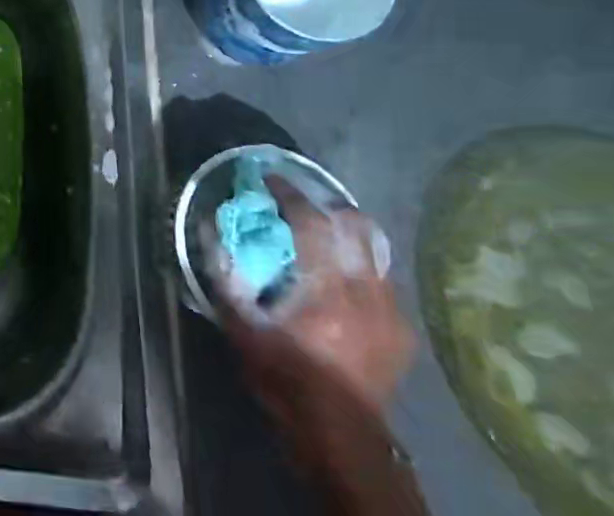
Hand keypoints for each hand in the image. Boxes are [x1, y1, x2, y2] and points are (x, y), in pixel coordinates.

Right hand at [216, 176, 413, 410]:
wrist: (339, 435)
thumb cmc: (284, 377)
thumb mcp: (241, 327)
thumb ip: (225, 275)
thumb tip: (211, 229)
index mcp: (324, 288)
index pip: (310, 221)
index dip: (289, 193)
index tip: (270, 178)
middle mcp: (365, 291)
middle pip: (356, 225)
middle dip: (327, 205)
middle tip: (302, 204)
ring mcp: (391, 310)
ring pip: (376, 249)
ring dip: (348, 234)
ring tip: (324, 237)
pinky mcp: (403, 329)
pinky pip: (384, 279)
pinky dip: (362, 266)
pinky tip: (344, 280)